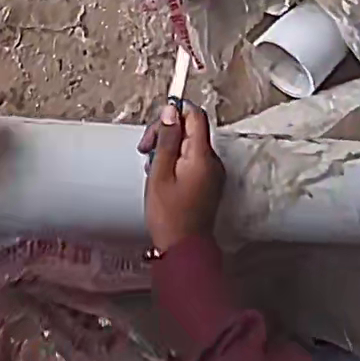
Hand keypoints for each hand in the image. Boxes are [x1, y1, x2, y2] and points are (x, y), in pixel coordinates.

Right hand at [137, 102, 223, 251]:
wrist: (183, 250)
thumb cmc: (169, 215)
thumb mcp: (160, 172)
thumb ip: (167, 139)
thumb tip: (171, 111)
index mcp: (202, 156)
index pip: (195, 116)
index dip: (175, 112)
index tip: (158, 122)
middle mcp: (212, 162)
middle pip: (190, 129)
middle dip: (166, 132)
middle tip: (147, 148)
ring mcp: (212, 173)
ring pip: (189, 143)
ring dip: (169, 146)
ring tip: (152, 165)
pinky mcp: (208, 182)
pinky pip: (191, 159)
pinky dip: (175, 159)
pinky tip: (161, 173)